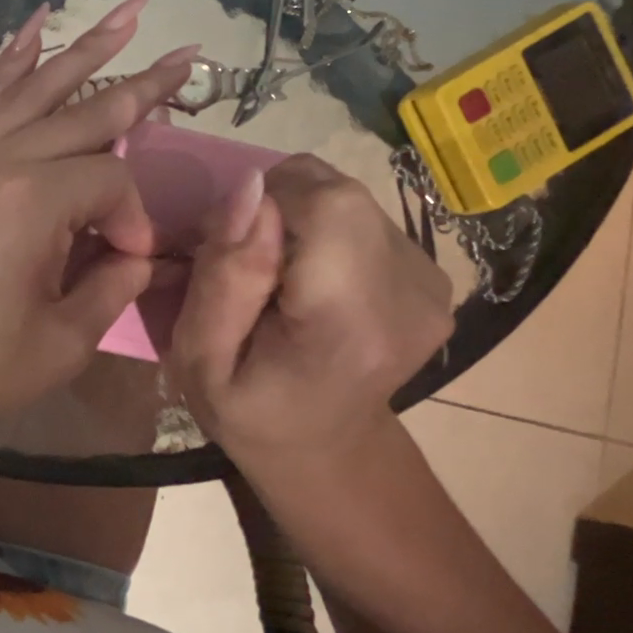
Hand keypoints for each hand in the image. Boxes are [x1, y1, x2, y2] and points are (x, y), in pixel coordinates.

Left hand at [0, 0, 199, 447]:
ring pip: (27, 92)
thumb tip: (135, 253)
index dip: (134, 217)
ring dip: (78, 52)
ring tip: (123, 12)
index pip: (112, 181)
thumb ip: (113, 284)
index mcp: (32, 203)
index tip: (127, 259)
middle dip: (140, 86)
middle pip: (80, 114)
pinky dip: (6, 68)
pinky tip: (30, 35)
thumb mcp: (64, 340)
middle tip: (187, 52)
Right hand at [168, 154, 454, 464]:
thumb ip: (226, 272)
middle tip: (243, 264)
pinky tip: (304, 281)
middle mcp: (412, 294)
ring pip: (347, 199)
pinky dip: (319, 234)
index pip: (327, 203)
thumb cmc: (243, 407)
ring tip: (273, 277)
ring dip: (296, 221)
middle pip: (339, 193)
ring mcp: (433, 284)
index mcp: (351, 321)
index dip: (265, 204)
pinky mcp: (433, 275)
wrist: (319, 446)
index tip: (228, 246)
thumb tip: (250, 186)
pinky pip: (361, 218)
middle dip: (276, 208)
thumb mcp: (200, 353)